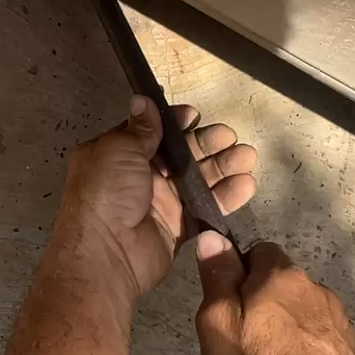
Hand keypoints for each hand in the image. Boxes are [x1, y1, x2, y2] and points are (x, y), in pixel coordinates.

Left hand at [47, 96, 257, 309]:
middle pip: (179, 155)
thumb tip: (142, 100)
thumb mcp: (118, 151)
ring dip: (222, 167)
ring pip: (196, 180)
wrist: (106, 254)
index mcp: (117, 155)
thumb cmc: (106, 194)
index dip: (174, 124)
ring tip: (248, 157)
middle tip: (231, 137)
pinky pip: (204, 208)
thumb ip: (139, 129)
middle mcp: (137, 176)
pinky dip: (226, 197)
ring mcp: (158, 202)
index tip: (196, 116)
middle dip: (206, 144)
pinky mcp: (177, 227)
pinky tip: (246, 185)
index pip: (150, 133)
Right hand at [194, 237, 354, 354]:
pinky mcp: (353, 350)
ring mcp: (340, 321)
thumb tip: (213, 238)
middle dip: (265, 300)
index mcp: (281, 277)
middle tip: (246, 338)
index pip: (259, 252)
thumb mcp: (219, 326)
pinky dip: (309, 347)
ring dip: (289, 323)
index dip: (241, 274)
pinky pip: (322, 336)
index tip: (231, 306)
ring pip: (304, 309)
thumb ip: (218, 277)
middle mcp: (316, 289)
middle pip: (283, 282)